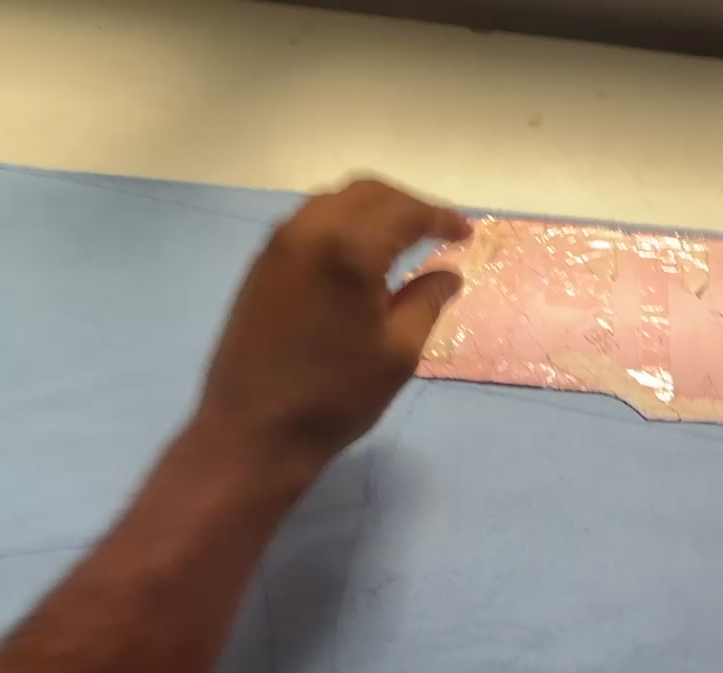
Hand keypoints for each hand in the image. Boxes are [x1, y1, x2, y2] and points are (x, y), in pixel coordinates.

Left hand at [193, 178, 470, 473]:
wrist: (256, 429)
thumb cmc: (337, 396)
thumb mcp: (399, 353)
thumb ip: (426, 302)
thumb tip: (448, 275)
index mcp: (349, 249)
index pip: (404, 212)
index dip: (440, 218)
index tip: (466, 233)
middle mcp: (309, 230)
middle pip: (367, 194)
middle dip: (408, 206)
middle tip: (439, 231)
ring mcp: (278, 245)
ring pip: (335, 203)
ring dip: (374, 213)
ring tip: (404, 241)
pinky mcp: (261, 265)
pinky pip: (311, 224)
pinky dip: (344, 227)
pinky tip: (361, 258)